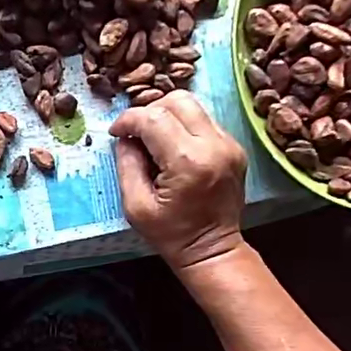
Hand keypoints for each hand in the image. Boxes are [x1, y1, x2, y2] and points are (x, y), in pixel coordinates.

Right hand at [110, 90, 247, 274]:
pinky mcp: (234, 147)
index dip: (128, 120)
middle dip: (148, 111)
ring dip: (166, 116)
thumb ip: (127, 165)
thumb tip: (126, 138)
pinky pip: (204, 121)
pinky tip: (172, 148)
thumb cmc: (170, 233)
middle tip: (135, 133)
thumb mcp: (135, 205)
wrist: (212, 249)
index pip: (153, 119)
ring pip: (193, 106)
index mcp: (188, 162)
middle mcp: (214, 146)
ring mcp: (229, 145)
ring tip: (152, 139)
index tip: (115, 133)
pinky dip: (183, 126)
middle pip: (177, 101)